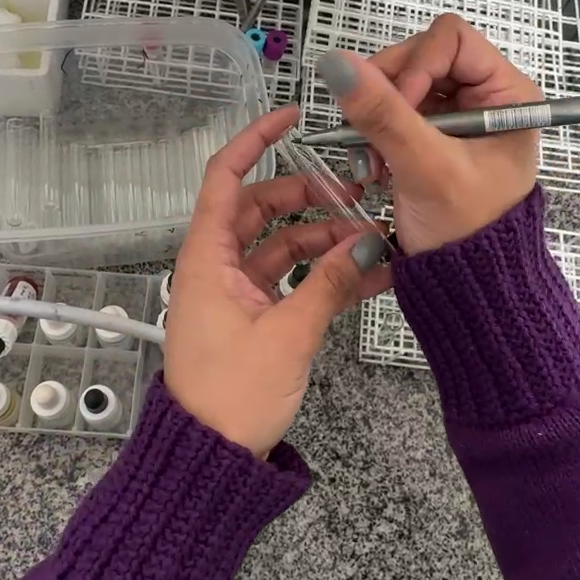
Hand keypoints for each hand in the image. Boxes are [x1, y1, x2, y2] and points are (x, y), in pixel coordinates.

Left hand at [166, 106, 390, 456]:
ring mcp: (238, 291)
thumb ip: (329, 284)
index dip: (254, 141)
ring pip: (283, 245)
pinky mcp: (256, 316)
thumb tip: (367, 244)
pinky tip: (367, 275)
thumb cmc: (229, 398)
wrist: (211, 462)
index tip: (291, 117)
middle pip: (264, 209)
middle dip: (310, 197)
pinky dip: (323, 275)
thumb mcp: (287, 336)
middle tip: (356, 194)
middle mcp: (218, 266)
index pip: (225, 179)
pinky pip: (292, 281)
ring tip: (372, 238)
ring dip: (325, 239)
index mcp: (207, 258)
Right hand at [315, 13, 541, 253]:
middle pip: (419, 57)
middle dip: (388, 95)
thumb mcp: (426, 168)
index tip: (398, 105)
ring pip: (398, 85)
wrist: (468, 284)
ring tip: (372, 161)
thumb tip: (339, 63)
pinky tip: (373, 166)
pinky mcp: (428, 135)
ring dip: (375, 119)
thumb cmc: (469, 232)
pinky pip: (390, 113)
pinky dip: (373, 135)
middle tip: (372, 133)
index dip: (417, 64)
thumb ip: (384, 115)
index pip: (451, 40)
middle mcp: (482, 97)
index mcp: (507, 95)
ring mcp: (454, 116)